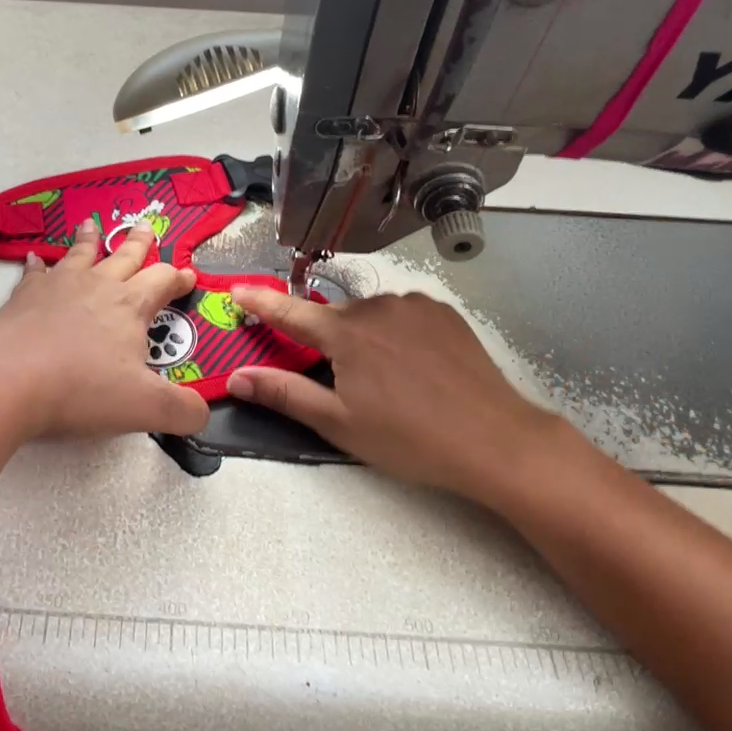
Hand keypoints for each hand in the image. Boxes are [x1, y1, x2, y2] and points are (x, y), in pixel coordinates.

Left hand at [0, 218, 210, 439]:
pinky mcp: (23, 298)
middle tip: (147, 227)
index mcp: (130, 306)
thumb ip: (182, 411)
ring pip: (79, 255)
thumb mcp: (145, 407)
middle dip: (140, 244)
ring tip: (92, 224)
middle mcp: (96, 286)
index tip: (188, 275)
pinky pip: (34, 273)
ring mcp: (56, 287)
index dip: (178, 279)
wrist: (6, 380)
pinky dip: (37, 264)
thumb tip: (202, 414)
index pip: (162, 281)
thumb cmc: (81, 390)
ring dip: (89, 240)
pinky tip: (33, 259)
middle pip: (124, 257)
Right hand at [225, 288, 583, 506]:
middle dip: (325, 342)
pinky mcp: (444, 313)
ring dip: (362, 338)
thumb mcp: (338, 423)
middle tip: (340, 383)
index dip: (260, 302)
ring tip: (384, 382)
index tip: (237, 290)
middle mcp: (378, 307)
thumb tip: (237, 377)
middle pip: (334, 319)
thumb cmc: (409, 438)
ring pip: (370, 317)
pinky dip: (394, 334)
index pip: (290, 312)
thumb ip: (284, 393)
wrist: (494, 440)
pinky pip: (403, 316)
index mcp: (346, 333)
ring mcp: (415, 306)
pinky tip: (411, 367)